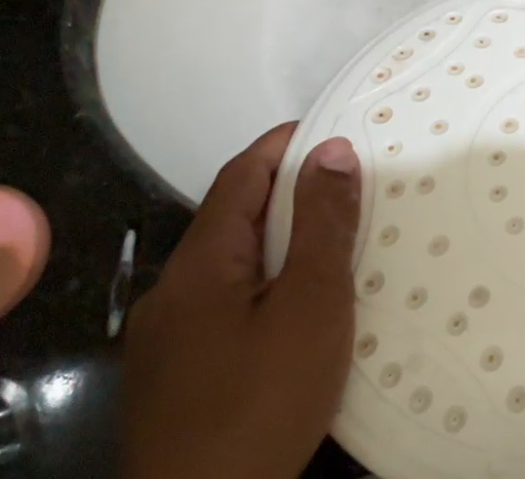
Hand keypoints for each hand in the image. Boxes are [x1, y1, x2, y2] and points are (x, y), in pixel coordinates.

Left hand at [120, 124, 361, 478]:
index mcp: (199, 265)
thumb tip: (331, 150)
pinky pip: (229, 304)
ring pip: (233, 265)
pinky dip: (270, 282)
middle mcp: (173, 293)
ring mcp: (169, 339)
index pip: (240, 177)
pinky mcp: (179, 376)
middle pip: (234, 219)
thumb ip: (323, 226)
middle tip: (355, 181)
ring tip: (341, 238)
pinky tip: (305, 307)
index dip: (284, 143)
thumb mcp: (311, 305)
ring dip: (283, 240)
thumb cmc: (261, 400)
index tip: (335, 125)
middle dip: (291, 191)